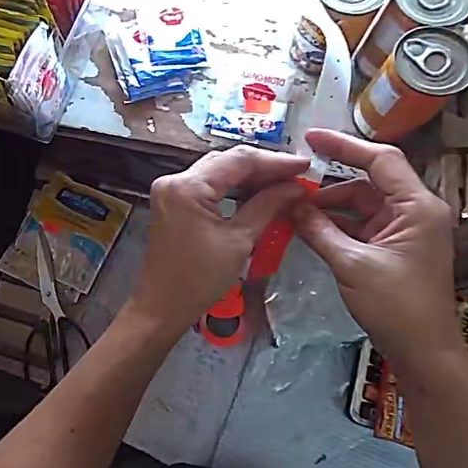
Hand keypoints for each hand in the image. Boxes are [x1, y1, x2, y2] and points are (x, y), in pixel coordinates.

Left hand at [126, 146, 310, 334]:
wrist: (162, 308)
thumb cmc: (199, 280)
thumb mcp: (239, 241)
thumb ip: (267, 207)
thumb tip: (295, 188)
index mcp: (187, 186)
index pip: (238, 160)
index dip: (276, 161)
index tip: (305, 165)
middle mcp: (175, 179)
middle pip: (227, 161)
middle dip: (264, 168)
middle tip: (298, 176)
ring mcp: (171, 190)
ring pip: (218, 172)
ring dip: (250, 178)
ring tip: (283, 185)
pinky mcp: (173, 202)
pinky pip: (209, 186)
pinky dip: (234, 189)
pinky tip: (258, 194)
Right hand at [291, 129, 459, 366]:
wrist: (424, 353)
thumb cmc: (397, 307)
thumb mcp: (352, 265)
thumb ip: (320, 231)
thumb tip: (291, 205)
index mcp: (417, 206)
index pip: (381, 160)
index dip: (344, 146)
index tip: (311, 138)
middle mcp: (416, 211)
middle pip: (369, 182)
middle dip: (330, 182)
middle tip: (293, 180)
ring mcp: (406, 230)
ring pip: (363, 204)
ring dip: (331, 206)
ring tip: (295, 209)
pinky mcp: (396, 248)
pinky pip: (363, 225)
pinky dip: (338, 225)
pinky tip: (310, 228)